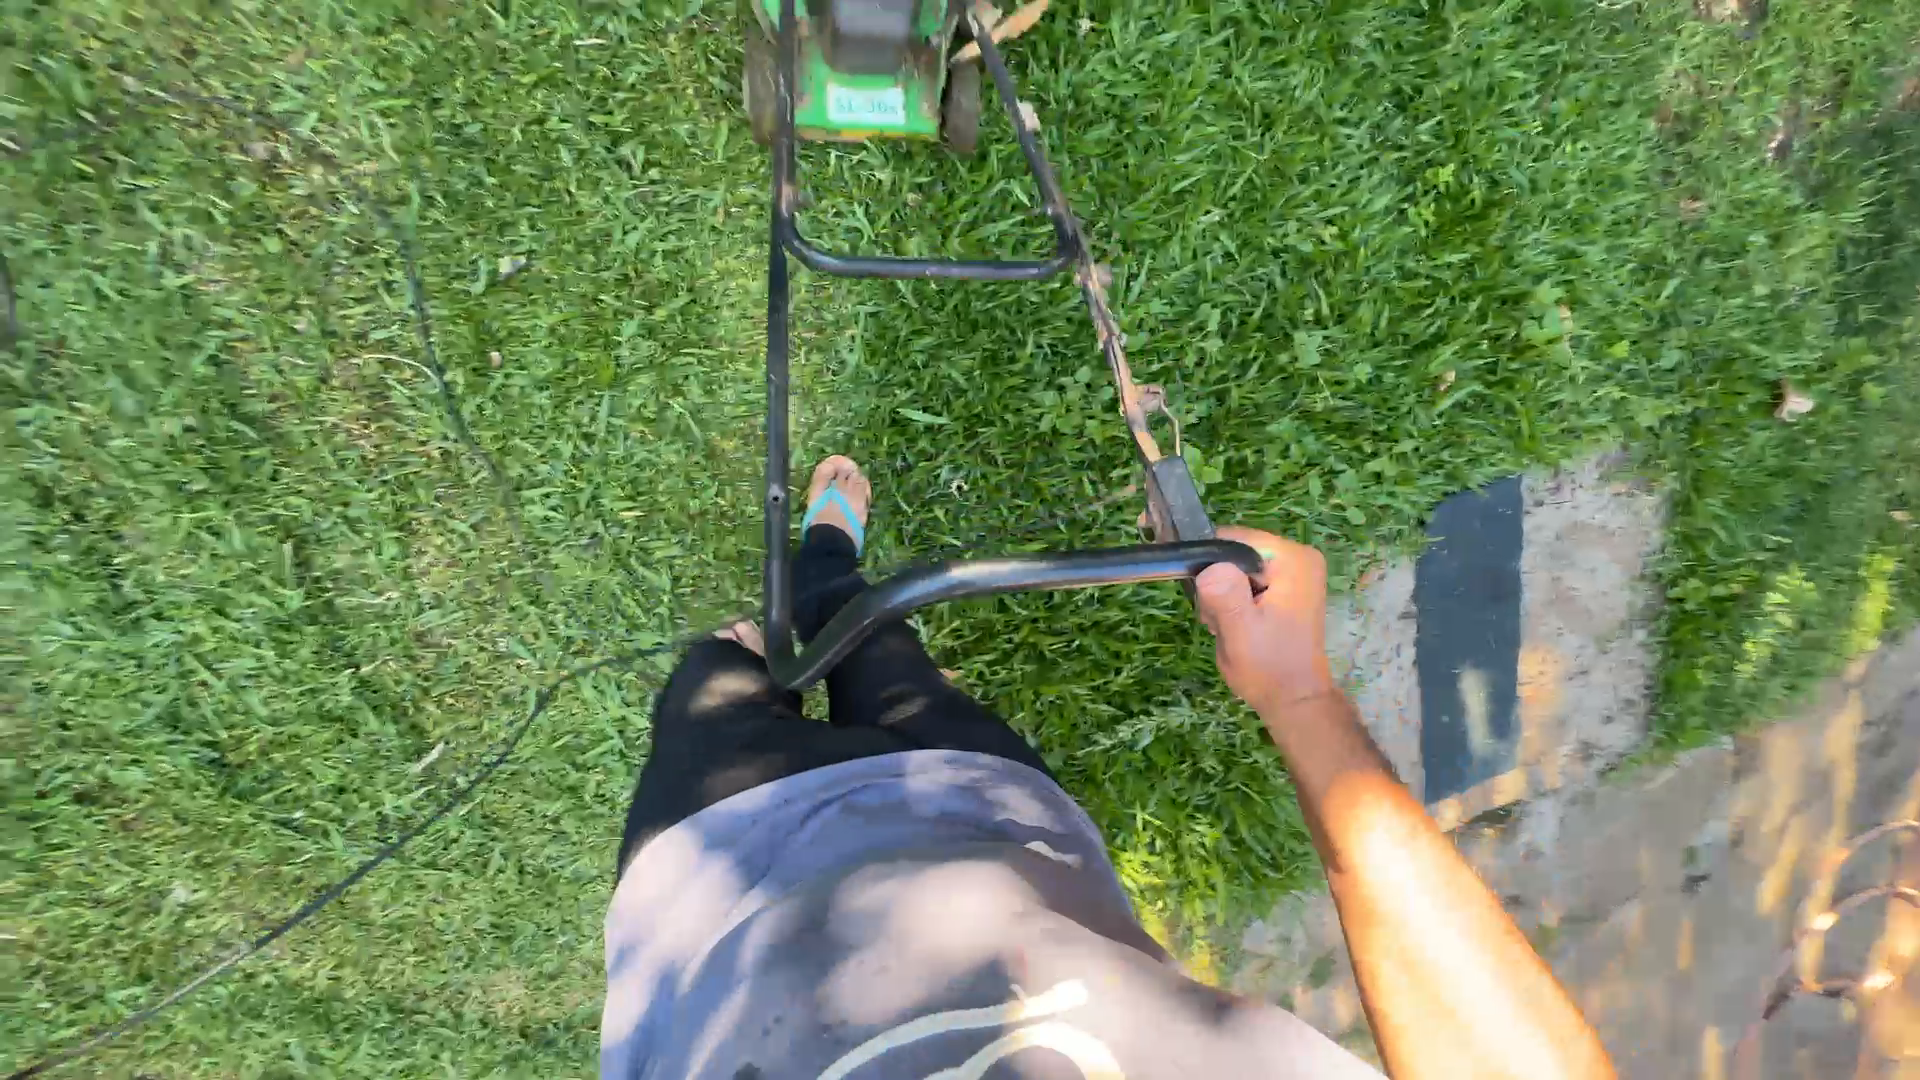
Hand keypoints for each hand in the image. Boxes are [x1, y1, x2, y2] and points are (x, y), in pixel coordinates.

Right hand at [1194, 525, 1335, 714]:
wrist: (1293, 699)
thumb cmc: (1268, 667)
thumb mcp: (1241, 632)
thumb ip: (1225, 596)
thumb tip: (1210, 568)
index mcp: (1292, 559)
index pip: (1232, 539)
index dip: (1207, 560)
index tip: (1197, 590)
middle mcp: (1297, 557)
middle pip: (1232, 553)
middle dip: (1215, 583)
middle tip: (1217, 618)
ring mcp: (1292, 572)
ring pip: (1233, 568)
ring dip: (1221, 596)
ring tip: (1226, 626)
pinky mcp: (1284, 587)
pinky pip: (1242, 581)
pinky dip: (1231, 601)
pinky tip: (1233, 625)